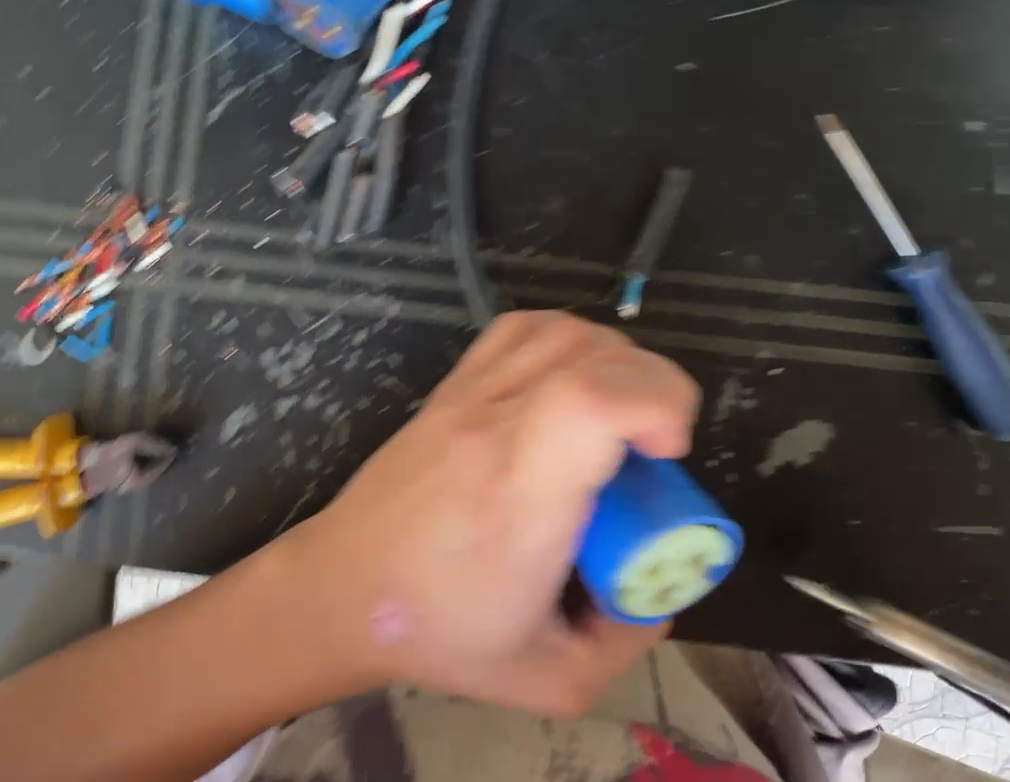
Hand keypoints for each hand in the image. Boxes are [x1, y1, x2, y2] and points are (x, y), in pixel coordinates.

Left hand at [272, 310, 698, 716]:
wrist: (342, 589)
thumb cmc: (441, 635)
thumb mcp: (555, 681)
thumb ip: (630, 637)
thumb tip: (662, 581)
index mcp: (519, 496)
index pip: (588, 401)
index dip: (654, 403)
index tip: (667, 453)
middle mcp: (491, 428)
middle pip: (590, 354)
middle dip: (654, 388)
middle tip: (652, 453)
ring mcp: (465, 397)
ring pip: (561, 331)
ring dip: (616, 361)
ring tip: (620, 418)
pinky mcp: (451, 387)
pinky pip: (519, 329)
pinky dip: (566, 339)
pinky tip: (574, 381)